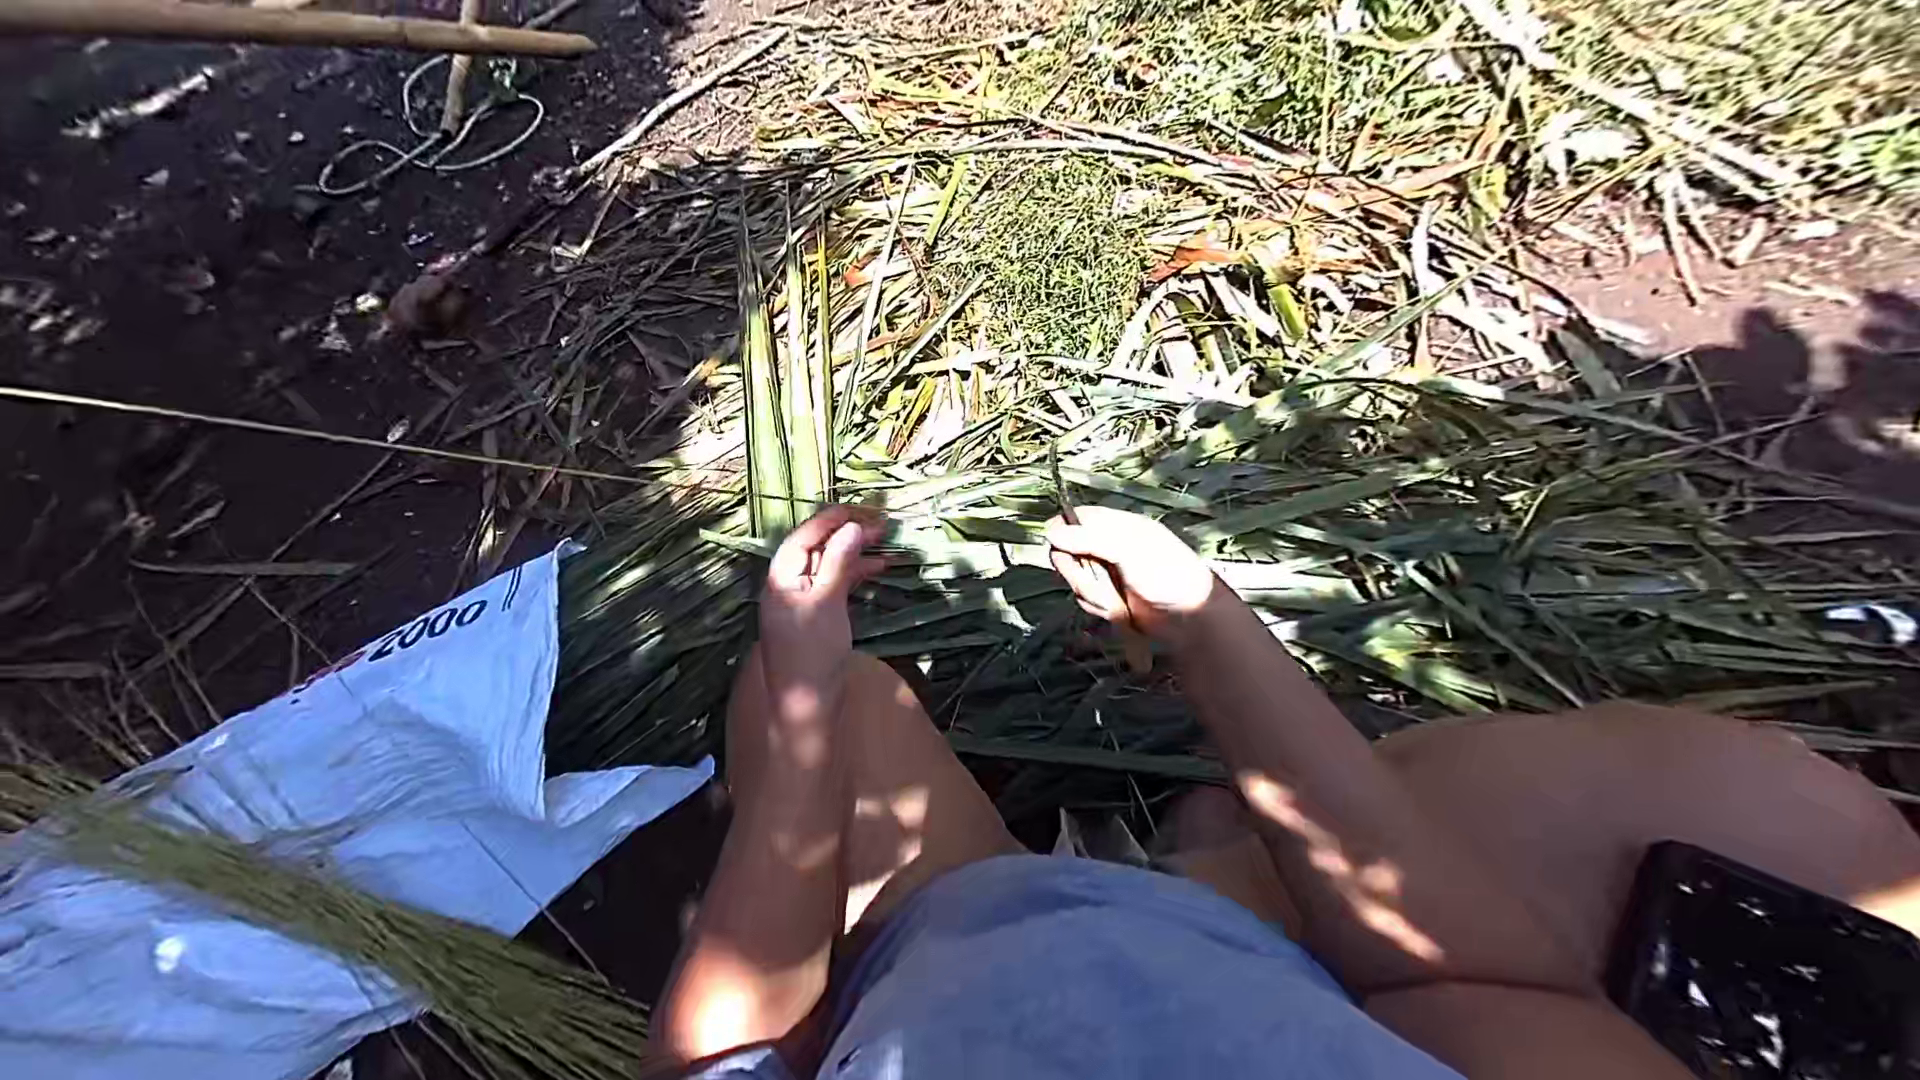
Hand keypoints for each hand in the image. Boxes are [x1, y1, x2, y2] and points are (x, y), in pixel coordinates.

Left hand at [758, 505, 887, 734]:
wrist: (808, 704)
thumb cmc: (813, 651)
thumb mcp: (827, 602)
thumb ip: (839, 563)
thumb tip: (852, 528)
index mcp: (781, 578)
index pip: (805, 536)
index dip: (832, 519)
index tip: (861, 509)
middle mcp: (789, 584)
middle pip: (819, 548)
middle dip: (848, 533)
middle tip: (881, 523)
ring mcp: (804, 600)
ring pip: (831, 565)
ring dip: (856, 552)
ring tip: (885, 540)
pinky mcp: (819, 614)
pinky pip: (837, 584)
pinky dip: (856, 573)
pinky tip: (879, 567)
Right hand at [1046, 506, 1216, 644]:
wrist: (1190, 619)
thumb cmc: (1167, 575)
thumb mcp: (1129, 550)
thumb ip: (1091, 539)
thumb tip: (1050, 532)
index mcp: (1114, 525)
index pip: (1073, 519)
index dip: (1061, 533)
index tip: (1063, 550)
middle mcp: (1105, 545)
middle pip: (1065, 552)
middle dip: (1078, 574)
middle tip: (1095, 585)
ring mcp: (1104, 571)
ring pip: (1073, 579)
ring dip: (1092, 594)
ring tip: (1116, 602)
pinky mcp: (1105, 595)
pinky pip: (1083, 599)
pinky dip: (1098, 607)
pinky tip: (1118, 611)